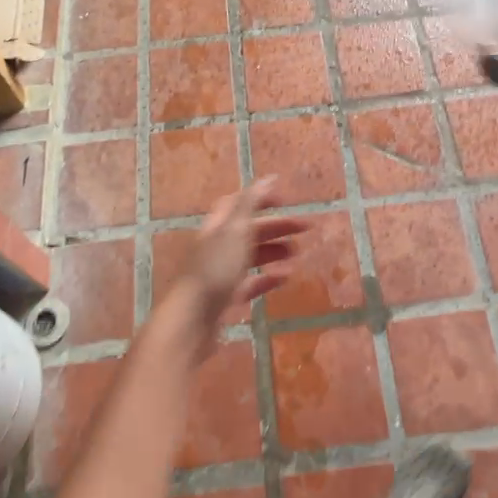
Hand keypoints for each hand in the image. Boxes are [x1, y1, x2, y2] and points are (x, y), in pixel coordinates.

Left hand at [176, 178, 309, 331]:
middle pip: (249, 229)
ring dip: (275, 251)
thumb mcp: (236, 230)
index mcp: (217, 226)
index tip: (286, 200)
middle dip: (276, 226)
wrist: (192, 319)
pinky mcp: (226, 298)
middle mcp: (217, 246)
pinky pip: (251, 283)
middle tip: (305, 228)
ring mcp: (221, 272)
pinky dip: (268, 278)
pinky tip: (285, 278)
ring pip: (251, 256)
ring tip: (297, 253)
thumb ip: (252, 203)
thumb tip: (269, 178)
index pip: (239, 203)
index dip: (261, 198)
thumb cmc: (215, 269)